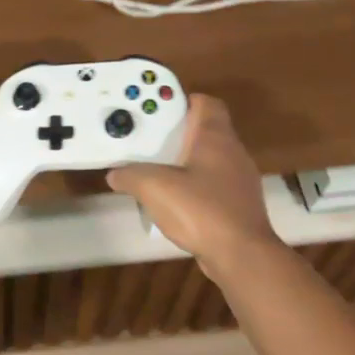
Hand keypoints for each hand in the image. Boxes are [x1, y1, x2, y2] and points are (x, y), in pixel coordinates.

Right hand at [107, 93, 279, 264]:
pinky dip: (194, 186)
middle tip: (147, 143)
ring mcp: (239, 179)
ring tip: (156, 173)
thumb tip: (114, 173)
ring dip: (185, 162)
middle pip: (205, 130)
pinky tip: (175, 202)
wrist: (240, 253)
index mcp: (215, 137)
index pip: (206, 103)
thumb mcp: (154, 188)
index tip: (157, 113)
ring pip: (209, 159)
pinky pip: (213, 185)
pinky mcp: (238, 204)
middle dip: (177, 134)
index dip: (181, 101)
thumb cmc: (200, 210)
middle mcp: (232, 151)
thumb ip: (131, 176)